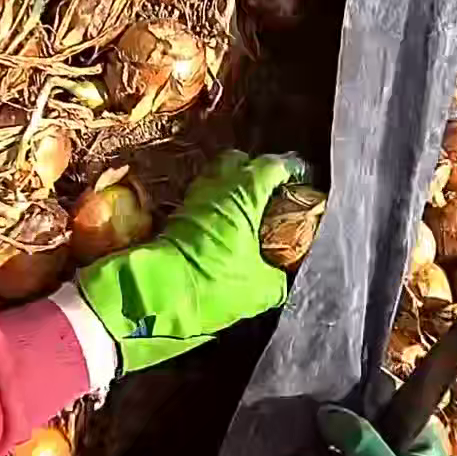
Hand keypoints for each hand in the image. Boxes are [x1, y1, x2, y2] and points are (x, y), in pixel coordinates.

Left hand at [76, 151, 303, 371]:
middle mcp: (218, 186)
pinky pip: (205, 197)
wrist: (153, 294)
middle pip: (241, 161)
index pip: (273, 165)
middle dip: (258, 170)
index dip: (292, 170)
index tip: (304, 181)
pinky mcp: (178, 214)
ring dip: (235, 187)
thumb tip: (285, 276)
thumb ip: (279, 277)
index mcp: (244, 194)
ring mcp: (195, 197)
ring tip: (253, 211)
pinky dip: (219, 203)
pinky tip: (229, 226)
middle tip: (275, 193)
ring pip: (219, 177)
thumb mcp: (259, 288)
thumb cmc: (212, 284)